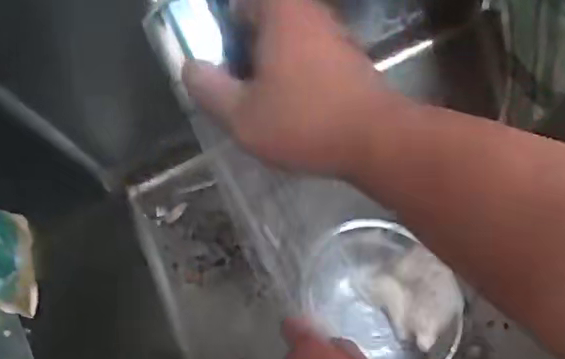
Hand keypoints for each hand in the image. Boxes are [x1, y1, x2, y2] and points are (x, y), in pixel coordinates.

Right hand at [181, 0, 406, 177]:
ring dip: (273, 73)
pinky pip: (311, 64)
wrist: (375, 140)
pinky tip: (296, 117)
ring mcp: (334, 34)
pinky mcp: (351, 62)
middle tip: (239, 96)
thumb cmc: (304, 123)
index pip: (235, 4)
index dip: (221, 33)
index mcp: (277, 6)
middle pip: (262, 22)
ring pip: (288, 45)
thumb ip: (210, 91)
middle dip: (246, 54)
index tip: (217, 69)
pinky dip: (298, 84)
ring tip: (266, 112)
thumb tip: (189, 69)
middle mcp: (308, 9)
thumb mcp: (243, 117)